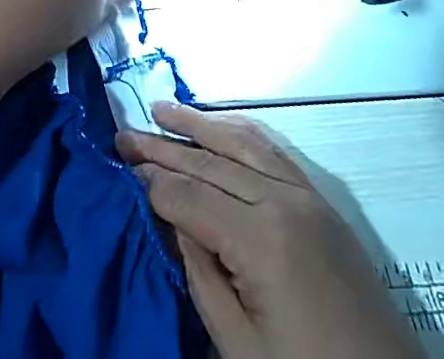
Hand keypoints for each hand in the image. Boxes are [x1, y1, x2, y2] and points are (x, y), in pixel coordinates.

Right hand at [116, 103, 423, 358]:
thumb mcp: (237, 340)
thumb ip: (198, 269)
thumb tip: (168, 213)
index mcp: (262, 239)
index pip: (189, 194)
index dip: (151, 181)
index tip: (120, 168)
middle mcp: (285, 202)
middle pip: (210, 162)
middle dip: (162, 147)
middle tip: (123, 133)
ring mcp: (309, 198)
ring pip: (243, 143)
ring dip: (199, 125)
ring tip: (162, 109)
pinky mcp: (323, 204)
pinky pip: (274, 152)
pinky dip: (240, 132)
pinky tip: (218, 126)